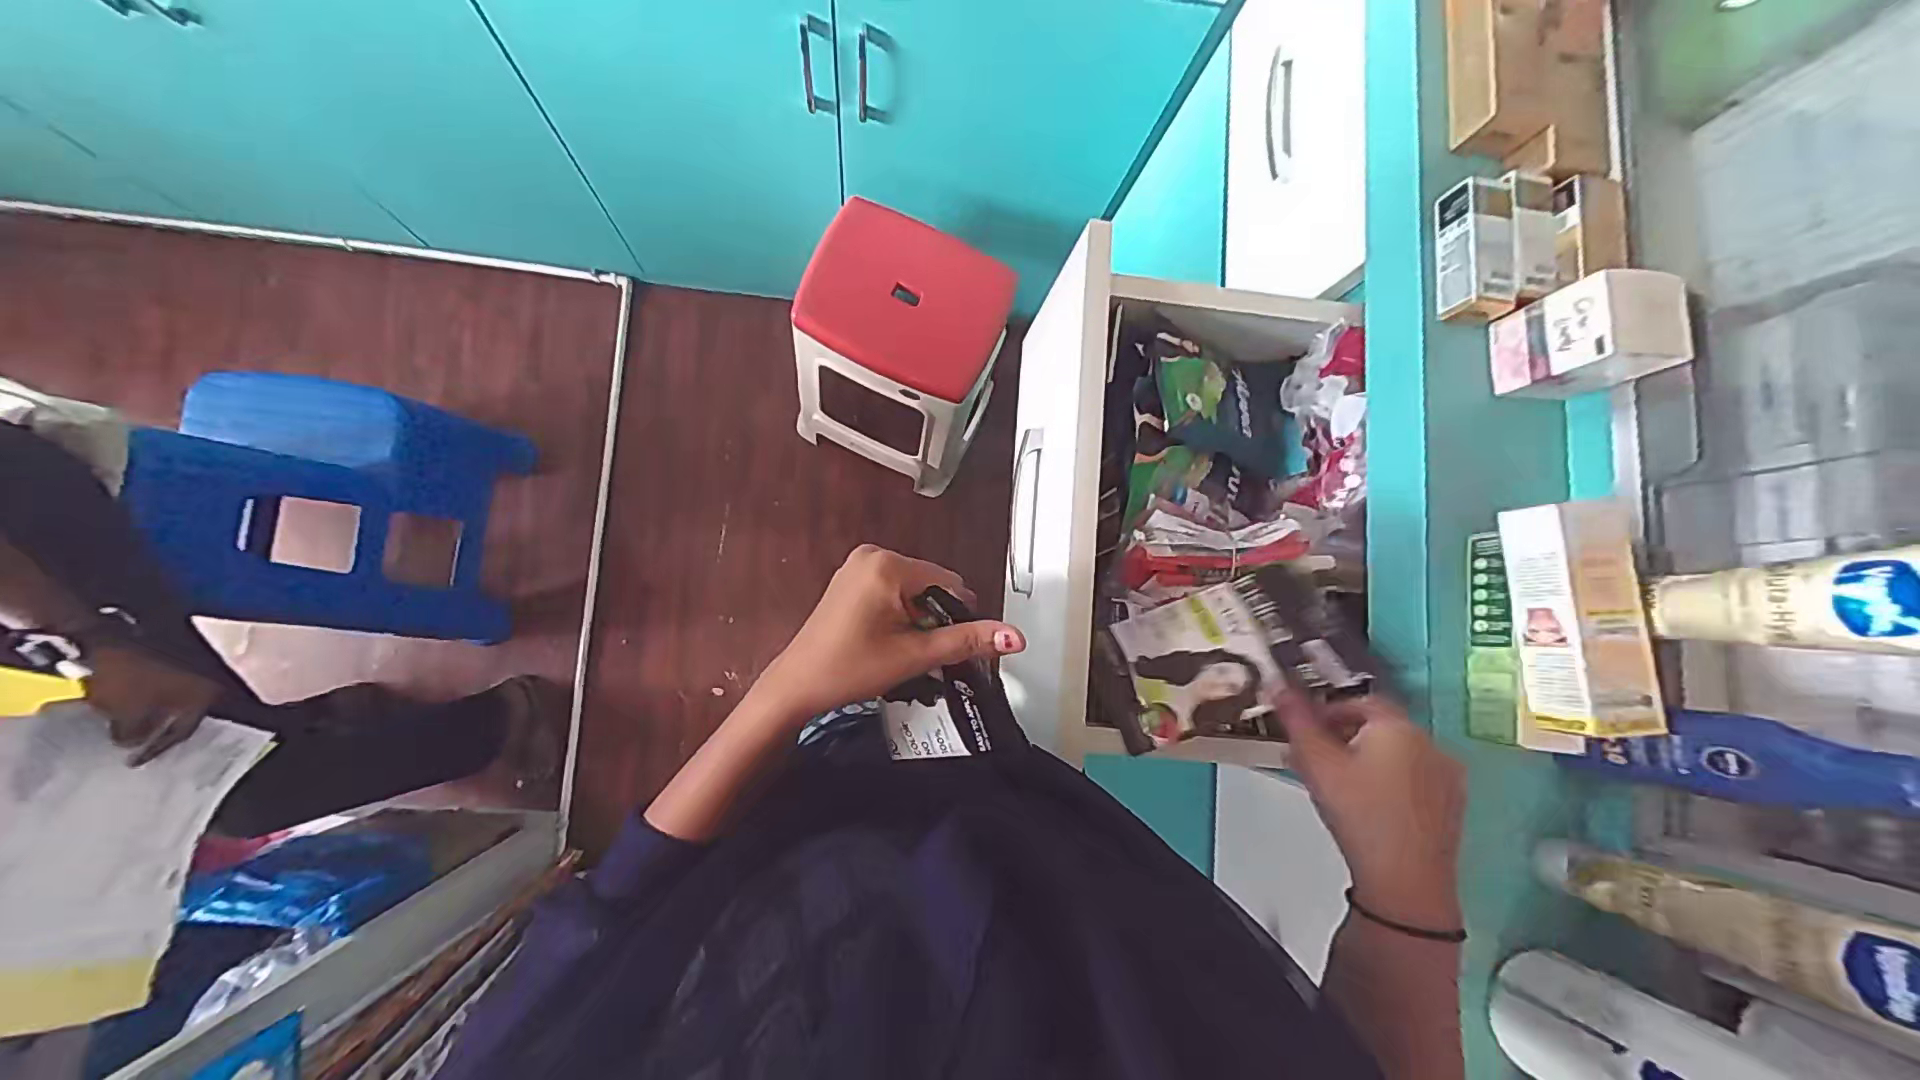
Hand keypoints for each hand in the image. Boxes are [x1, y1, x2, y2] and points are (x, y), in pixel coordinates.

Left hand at [82, 643, 220, 764]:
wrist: (115, 637)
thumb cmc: (130, 679)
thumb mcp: (126, 712)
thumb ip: (132, 733)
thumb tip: (131, 743)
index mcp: (205, 696)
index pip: (184, 732)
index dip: (157, 749)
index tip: (133, 762)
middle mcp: (208, 682)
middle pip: (182, 713)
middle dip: (157, 727)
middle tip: (135, 742)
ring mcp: (190, 667)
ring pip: (169, 698)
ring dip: (148, 712)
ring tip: (123, 722)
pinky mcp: (170, 658)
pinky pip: (158, 686)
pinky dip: (142, 697)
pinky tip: (122, 701)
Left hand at [751, 545, 1025, 722]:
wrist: (797, 685)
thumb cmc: (846, 669)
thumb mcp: (915, 655)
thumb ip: (967, 641)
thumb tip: (1012, 637)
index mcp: (887, 565)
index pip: (950, 582)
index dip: (956, 616)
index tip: (945, 645)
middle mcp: (872, 556)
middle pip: (932, 584)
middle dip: (934, 618)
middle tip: (917, 651)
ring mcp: (858, 566)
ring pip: (914, 589)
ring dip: (918, 618)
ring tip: (898, 648)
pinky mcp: (851, 579)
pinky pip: (894, 590)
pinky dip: (901, 613)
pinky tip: (887, 639)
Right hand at [1274, 692, 1464, 931]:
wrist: (1404, 882)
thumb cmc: (1358, 813)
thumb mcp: (1315, 761)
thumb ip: (1295, 719)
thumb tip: (1277, 685)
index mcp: (1399, 727)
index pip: (1358, 701)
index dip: (1326, 711)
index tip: (1304, 730)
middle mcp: (1429, 745)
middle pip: (1377, 726)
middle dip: (1340, 736)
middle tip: (1312, 756)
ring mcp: (1445, 777)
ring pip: (1393, 754)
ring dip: (1362, 758)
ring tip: (1332, 782)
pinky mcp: (1450, 806)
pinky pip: (1410, 778)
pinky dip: (1385, 781)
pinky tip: (1363, 803)